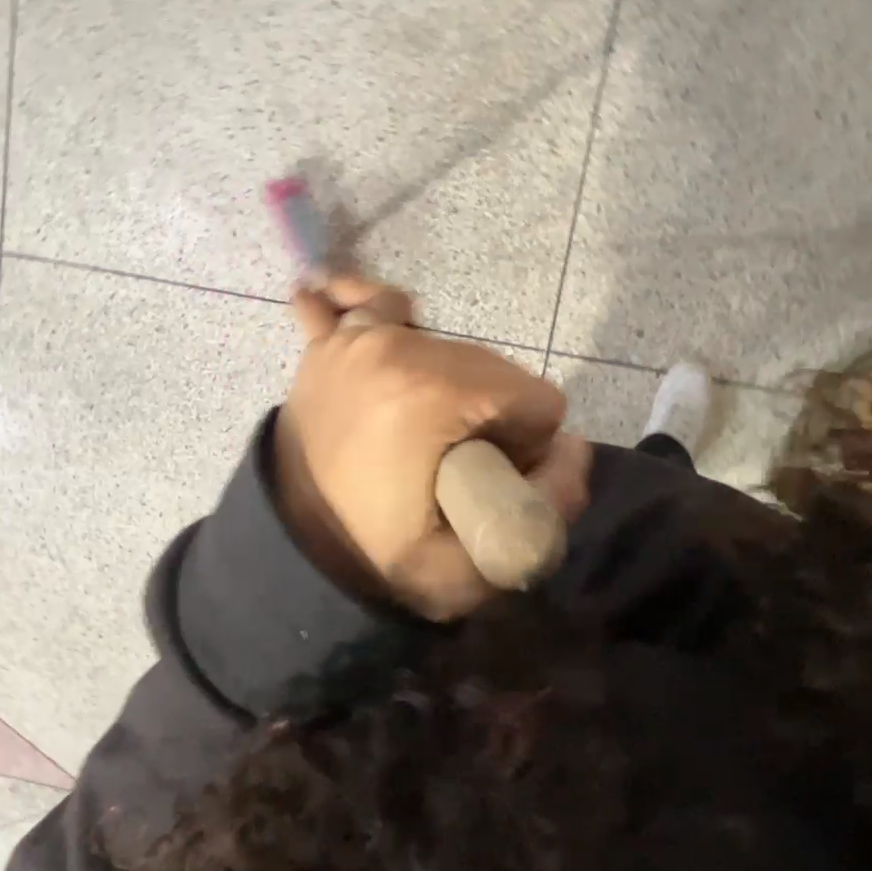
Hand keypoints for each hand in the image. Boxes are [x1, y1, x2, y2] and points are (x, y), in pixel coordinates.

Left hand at [274, 274, 590, 620]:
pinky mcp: (328, 346)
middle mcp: (397, 348)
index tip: (498, 478)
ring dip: (450, 378)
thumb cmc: (380, 559)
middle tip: (458, 463)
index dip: (532, 448)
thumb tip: (575, 450)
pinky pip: (356, 299)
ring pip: (446, 342)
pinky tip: (387, 335)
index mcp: (436, 394)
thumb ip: (547, 511)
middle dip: (495, 415)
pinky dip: (377, 313)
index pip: (537, 401)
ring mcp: (356, 340)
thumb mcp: (471, 571)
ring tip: (424, 427)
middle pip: (496, 369)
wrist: (296, 553)